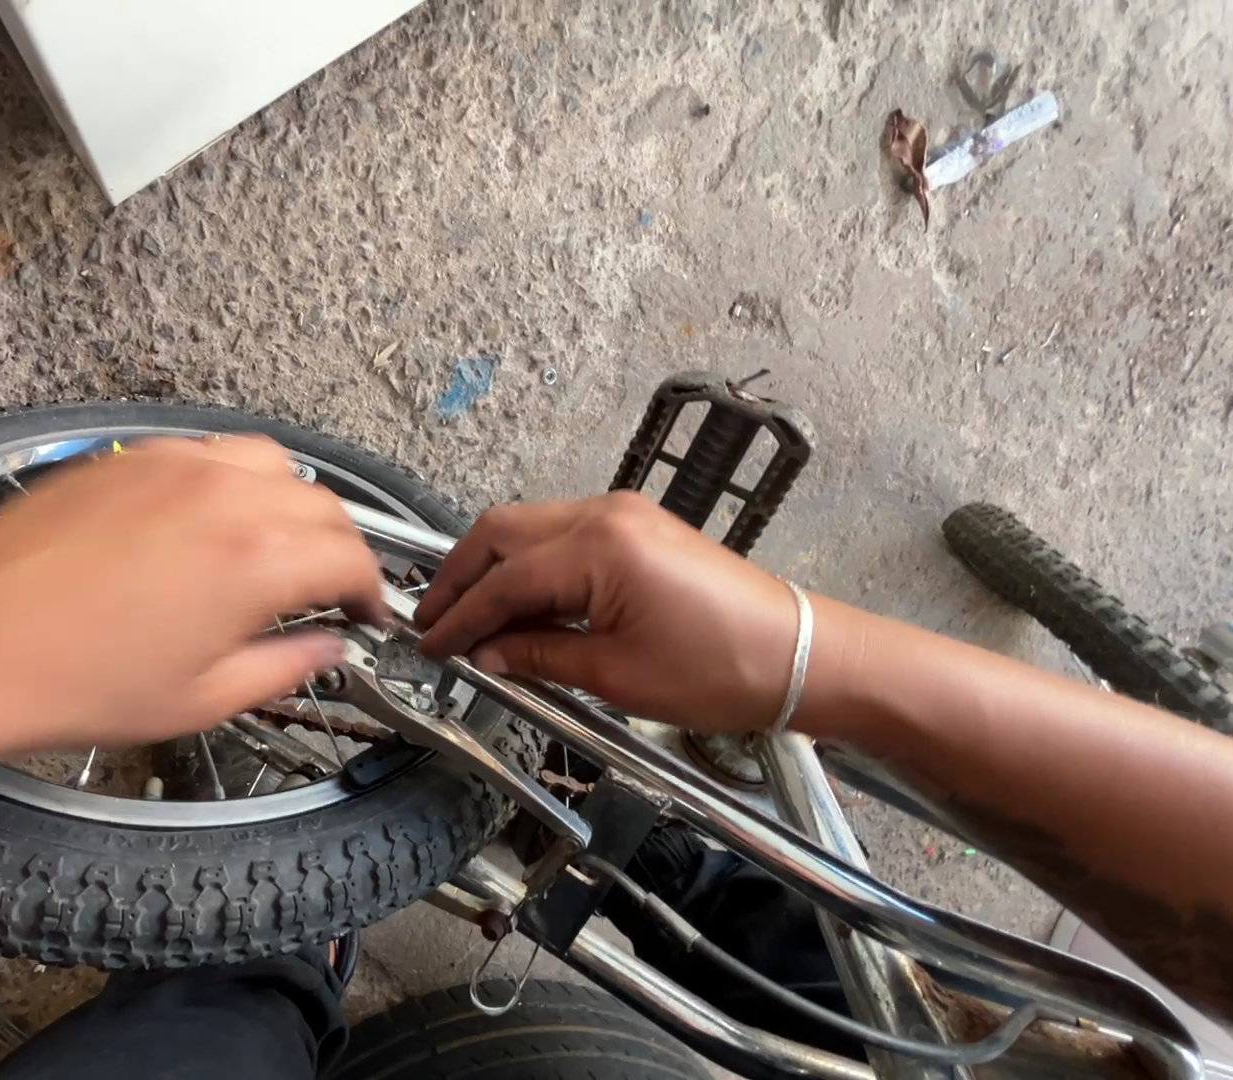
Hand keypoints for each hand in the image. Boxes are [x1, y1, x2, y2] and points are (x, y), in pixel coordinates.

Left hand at [0, 436, 385, 776]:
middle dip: (340, 550)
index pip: (351, 557)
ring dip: (293, 505)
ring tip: (275, 549)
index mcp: (255, 559)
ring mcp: (172, 464)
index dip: (371, 590)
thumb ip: (285, 665)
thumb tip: (328, 647)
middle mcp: (225, 494)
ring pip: (272, 464)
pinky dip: (236, 482)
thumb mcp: (201, 699)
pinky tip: (210, 522)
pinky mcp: (126, 456)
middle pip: (323, 505)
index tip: (364, 615)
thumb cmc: (76, 686)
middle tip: (328, 591)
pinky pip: (210, 452)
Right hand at [413, 493, 801, 733]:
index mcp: (600, 547)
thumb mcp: (615, 675)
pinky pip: (558, 535)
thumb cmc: (721, 671)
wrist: (802, 656)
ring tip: (467, 614)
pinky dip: (527, 565)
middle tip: (433, 617)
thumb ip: (536, 655)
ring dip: (491, 566)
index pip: (505, 580)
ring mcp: (621, 512)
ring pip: (526, 526)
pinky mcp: (633, 524)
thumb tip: (481, 655)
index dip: (460, 616)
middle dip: (459, 574)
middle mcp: (604, 512)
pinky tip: (518, 602)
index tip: (430, 643)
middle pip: (501, 530)